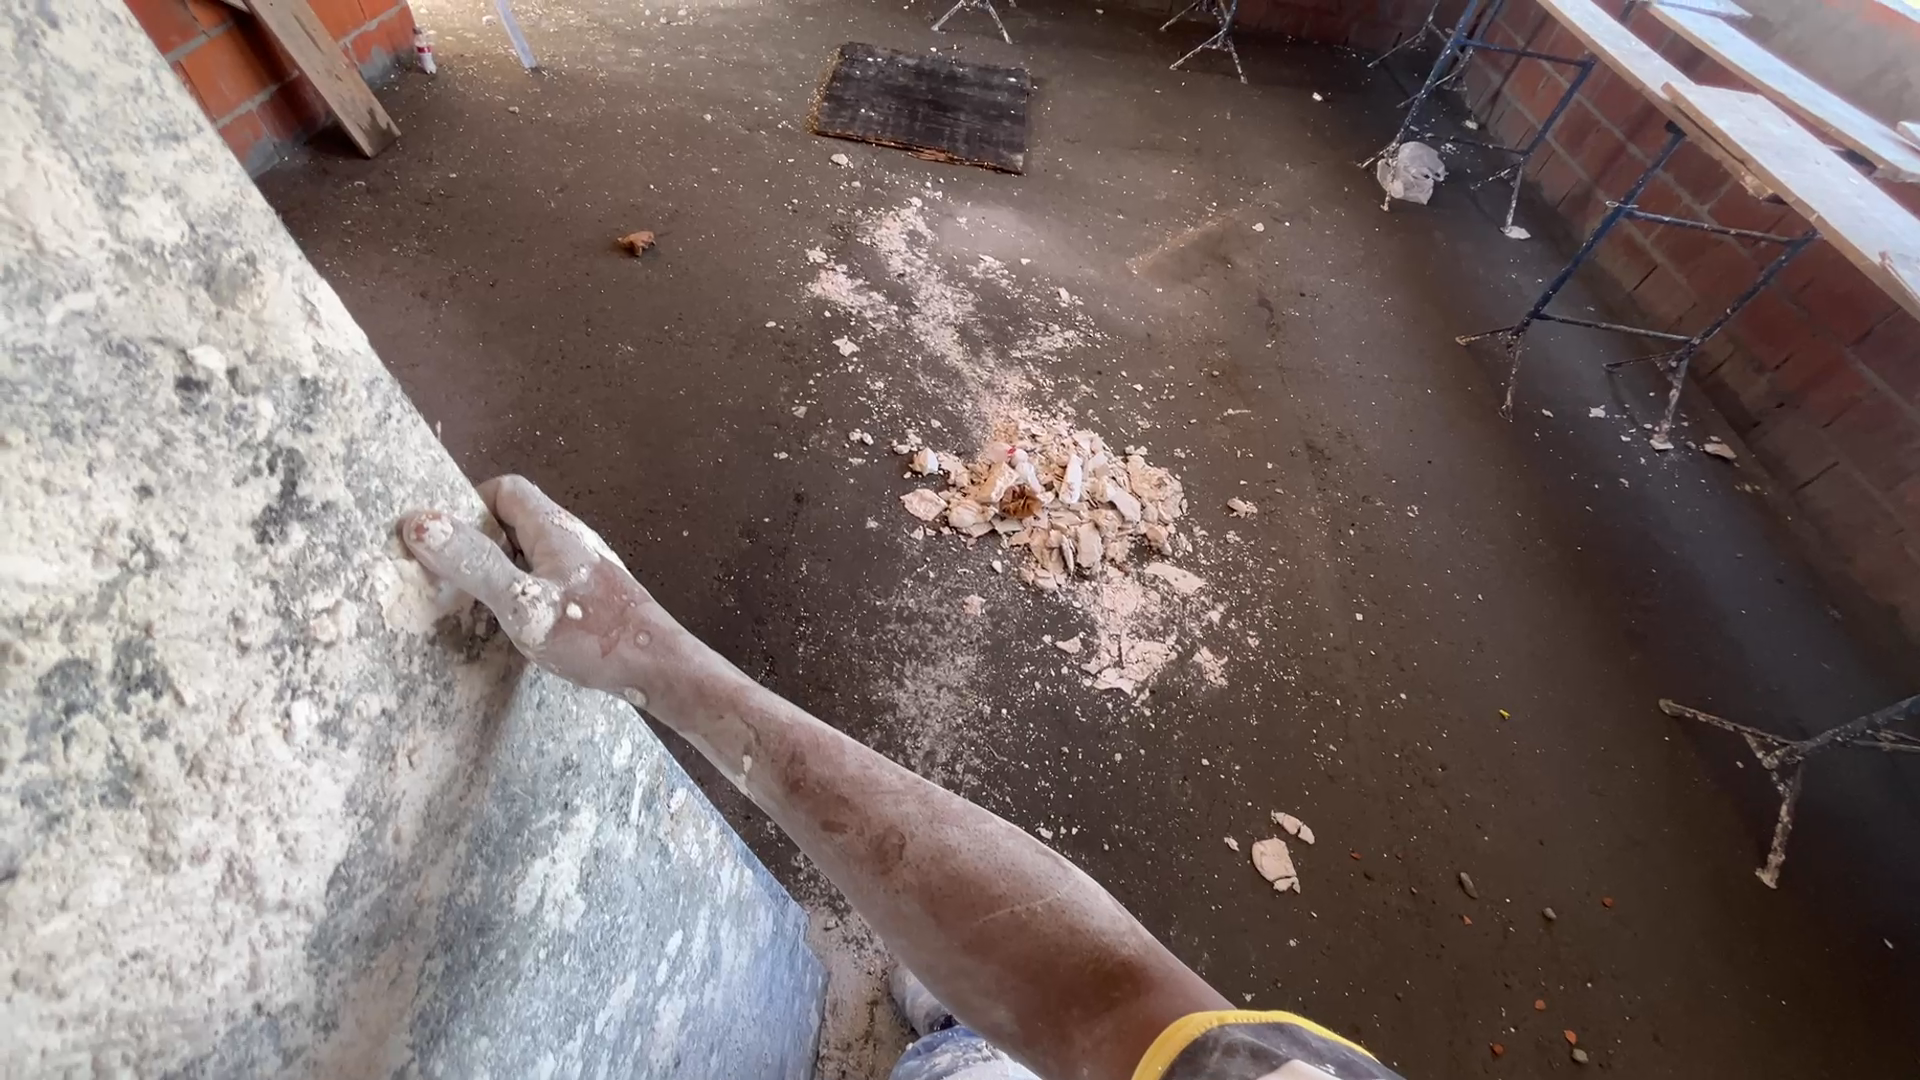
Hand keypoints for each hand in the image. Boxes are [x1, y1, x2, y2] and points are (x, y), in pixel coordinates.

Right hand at [399, 475, 672, 699]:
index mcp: (557, 529)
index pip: (506, 490)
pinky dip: (519, 593)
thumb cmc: (595, 633)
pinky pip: (543, 581)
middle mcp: (572, 541)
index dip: (469, 505)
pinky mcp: (590, 595)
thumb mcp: (523, 602)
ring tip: (472, 606)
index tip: (442, 541)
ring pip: (527, 555)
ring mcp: (584, 568)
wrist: (657, 666)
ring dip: (496, 572)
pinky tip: (511, 625)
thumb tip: (420, 522)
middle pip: (513, 522)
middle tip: (449, 579)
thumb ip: (475, 564)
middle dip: (476, 543)